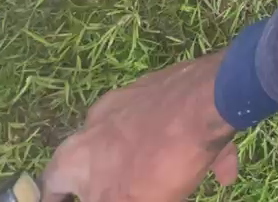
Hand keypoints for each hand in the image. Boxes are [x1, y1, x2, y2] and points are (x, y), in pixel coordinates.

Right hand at [42, 52, 240, 201]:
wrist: (213, 98)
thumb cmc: (158, 162)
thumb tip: (115, 195)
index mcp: (77, 152)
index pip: (52, 184)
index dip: (58, 199)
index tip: (69, 201)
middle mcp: (103, 118)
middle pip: (102, 160)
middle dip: (116, 185)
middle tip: (131, 193)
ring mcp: (144, 96)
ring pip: (151, 143)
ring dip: (168, 171)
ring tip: (187, 190)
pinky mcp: (180, 86)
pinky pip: (186, 127)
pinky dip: (201, 152)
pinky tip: (225, 172)